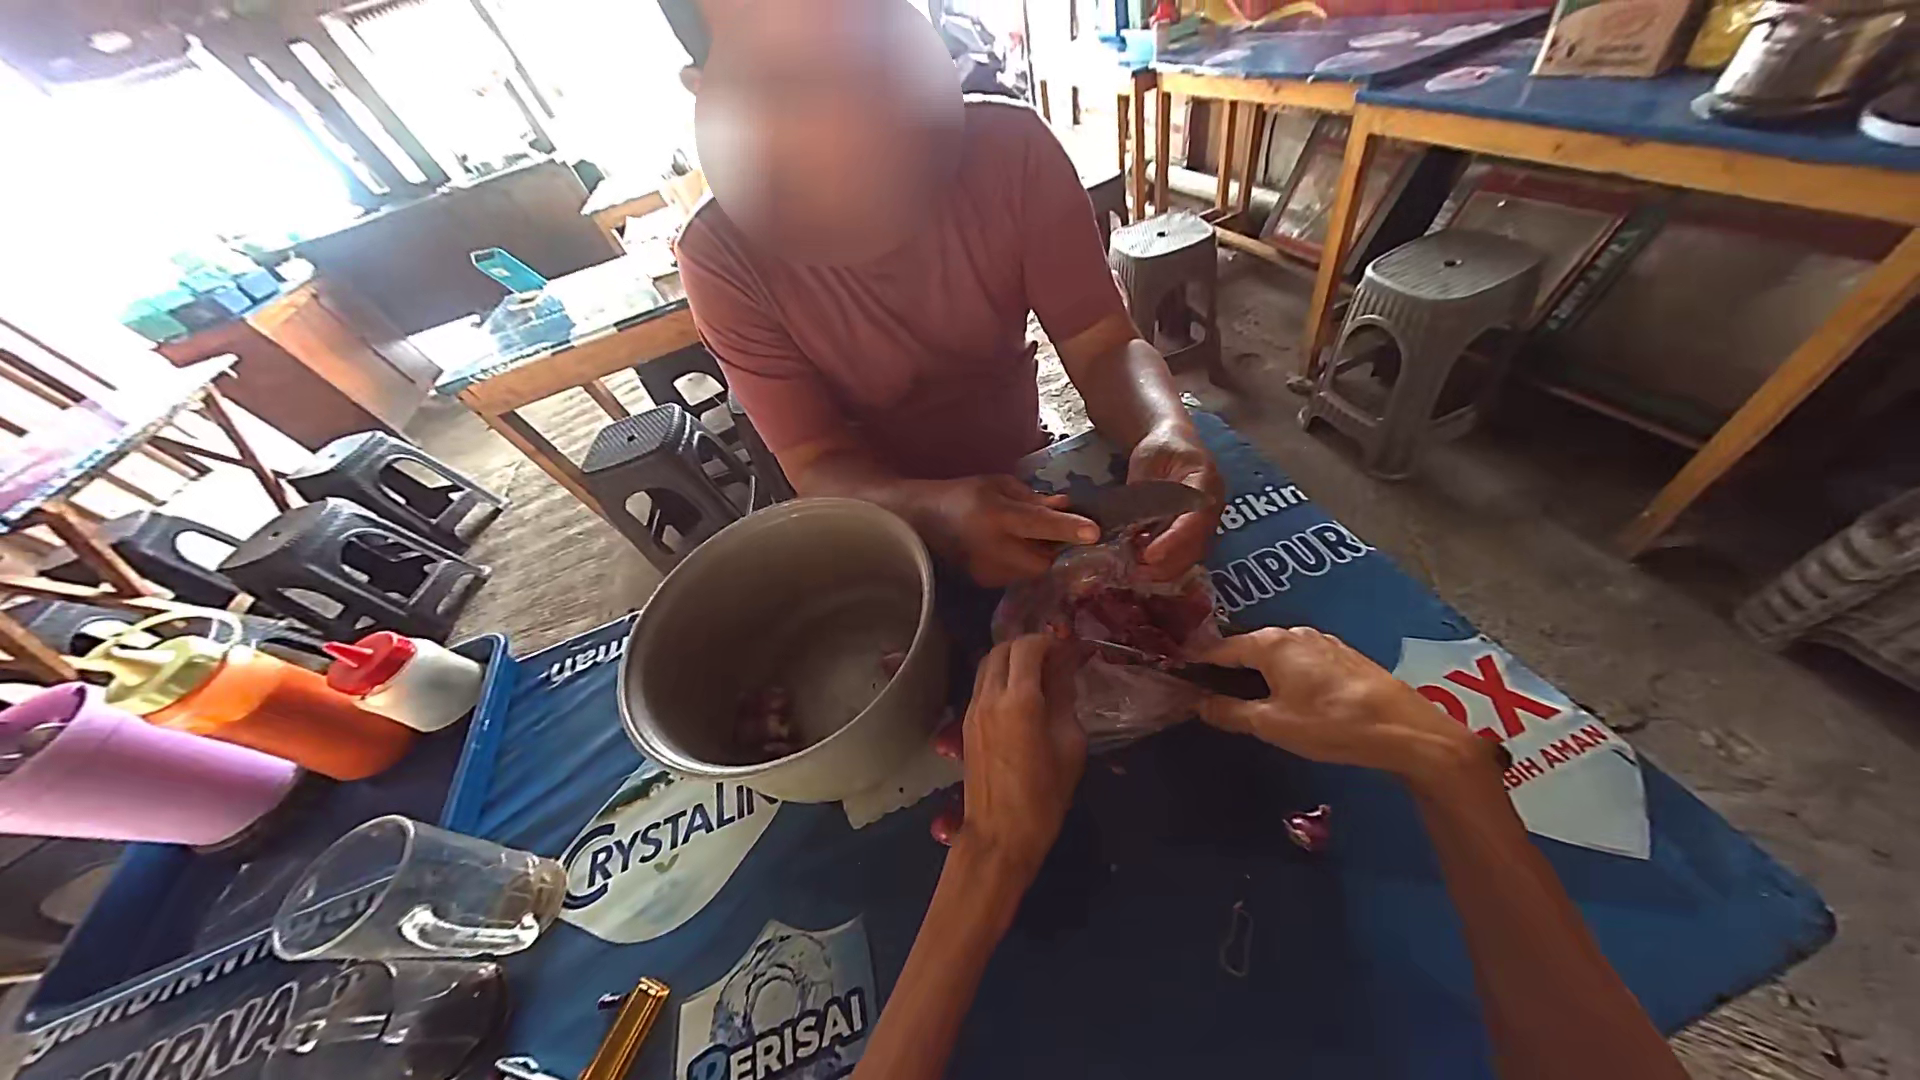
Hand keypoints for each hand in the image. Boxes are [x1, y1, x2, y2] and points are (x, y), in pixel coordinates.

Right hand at [912, 475, 1099, 586]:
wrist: (922, 522)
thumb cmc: (964, 496)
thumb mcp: (999, 485)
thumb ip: (1034, 498)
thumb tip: (1067, 505)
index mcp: (996, 515)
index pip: (1038, 524)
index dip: (1067, 528)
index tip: (1094, 531)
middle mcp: (992, 548)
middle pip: (1042, 559)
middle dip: (1053, 547)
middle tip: (1050, 532)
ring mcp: (987, 571)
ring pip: (1032, 570)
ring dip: (1037, 555)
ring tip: (1023, 538)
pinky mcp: (985, 583)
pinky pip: (1018, 575)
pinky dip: (1021, 563)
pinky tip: (1007, 549)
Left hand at [938, 636, 1085, 879]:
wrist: (1000, 834)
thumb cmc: (1045, 796)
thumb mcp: (1069, 745)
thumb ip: (1064, 697)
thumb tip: (1064, 666)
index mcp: (1019, 701)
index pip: (1028, 648)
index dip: (1049, 641)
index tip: (1068, 650)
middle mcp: (990, 697)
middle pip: (1003, 649)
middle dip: (1028, 646)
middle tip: (1053, 657)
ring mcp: (972, 708)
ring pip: (987, 664)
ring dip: (1011, 659)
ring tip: (1037, 672)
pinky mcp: (965, 722)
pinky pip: (982, 684)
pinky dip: (1000, 676)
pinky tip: (1020, 693)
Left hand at [1127, 423, 1222, 579]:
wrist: (1171, 442)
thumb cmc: (1162, 446)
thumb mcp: (1151, 456)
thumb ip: (1144, 486)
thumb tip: (1133, 519)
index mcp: (1206, 484)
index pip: (1195, 519)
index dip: (1174, 541)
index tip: (1150, 555)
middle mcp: (1210, 508)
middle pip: (1196, 546)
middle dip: (1167, 563)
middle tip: (1136, 570)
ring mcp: (1203, 522)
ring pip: (1190, 556)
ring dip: (1163, 568)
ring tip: (1134, 570)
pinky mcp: (1191, 532)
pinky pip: (1182, 555)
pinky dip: (1162, 564)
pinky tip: (1139, 563)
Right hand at [1197, 627, 1486, 786]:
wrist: (1408, 731)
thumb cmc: (1330, 724)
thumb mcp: (1271, 725)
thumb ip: (1228, 712)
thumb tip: (1197, 704)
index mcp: (1268, 643)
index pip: (1217, 649)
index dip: (1196, 664)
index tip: (1178, 677)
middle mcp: (1291, 633)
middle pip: (1245, 648)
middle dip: (1225, 669)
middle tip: (1209, 694)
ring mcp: (1320, 641)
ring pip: (1273, 653)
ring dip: (1255, 672)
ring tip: (1246, 699)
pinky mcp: (1342, 655)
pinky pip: (1297, 659)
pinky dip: (1281, 673)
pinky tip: (1286, 696)